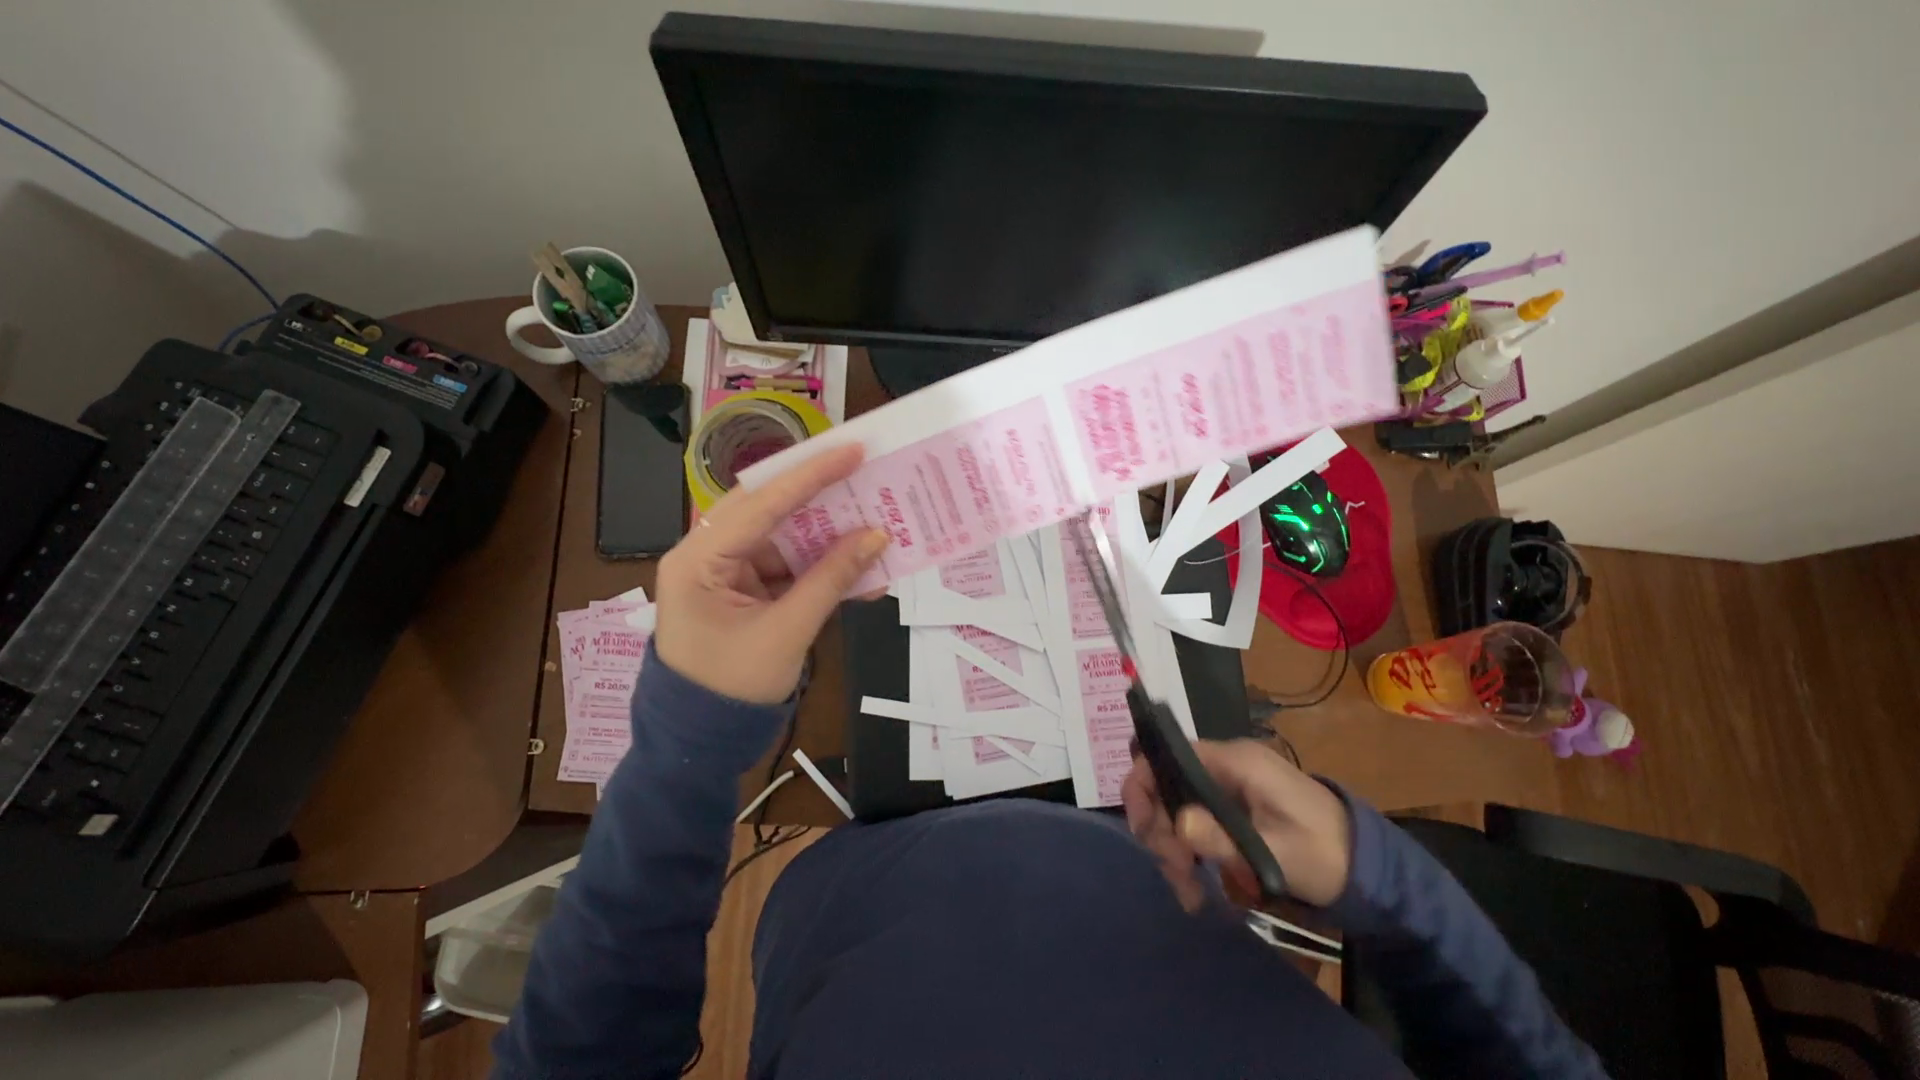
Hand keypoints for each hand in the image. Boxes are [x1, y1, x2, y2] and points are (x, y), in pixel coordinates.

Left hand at [654, 444, 888, 703]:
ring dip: (826, 533)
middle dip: (819, 495)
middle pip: (768, 510)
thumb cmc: (733, 689)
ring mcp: (723, 572)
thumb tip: (877, 536)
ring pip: (781, 537)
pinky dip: (820, 566)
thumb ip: (831, 580)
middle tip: (863, 470)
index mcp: (698, 559)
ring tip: (872, 516)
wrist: (700, 741)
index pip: (761, 504)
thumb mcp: (786, 632)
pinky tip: (858, 567)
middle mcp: (706, 554)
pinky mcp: (741, 590)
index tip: (852, 451)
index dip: (810, 476)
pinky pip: (785, 566)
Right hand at [1121, 739, 1352, 908]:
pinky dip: (1190, 854)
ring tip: (1191, 893)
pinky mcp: (1232, 812)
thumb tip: (1177, 824)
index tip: (1147, 834)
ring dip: (1174, 850)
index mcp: (1235, 762)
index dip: (1144, 788)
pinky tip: (1198, 887)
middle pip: (1166, 787)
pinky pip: (1195, 825)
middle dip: (1161, 832)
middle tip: (1178, 874)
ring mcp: (1228, 789)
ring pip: (1176, 811)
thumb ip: (1224, 838)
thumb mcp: (1276, 852)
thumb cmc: (1325, 854)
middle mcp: (1226, 767)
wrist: (1368, 869)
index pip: (1168, 756)